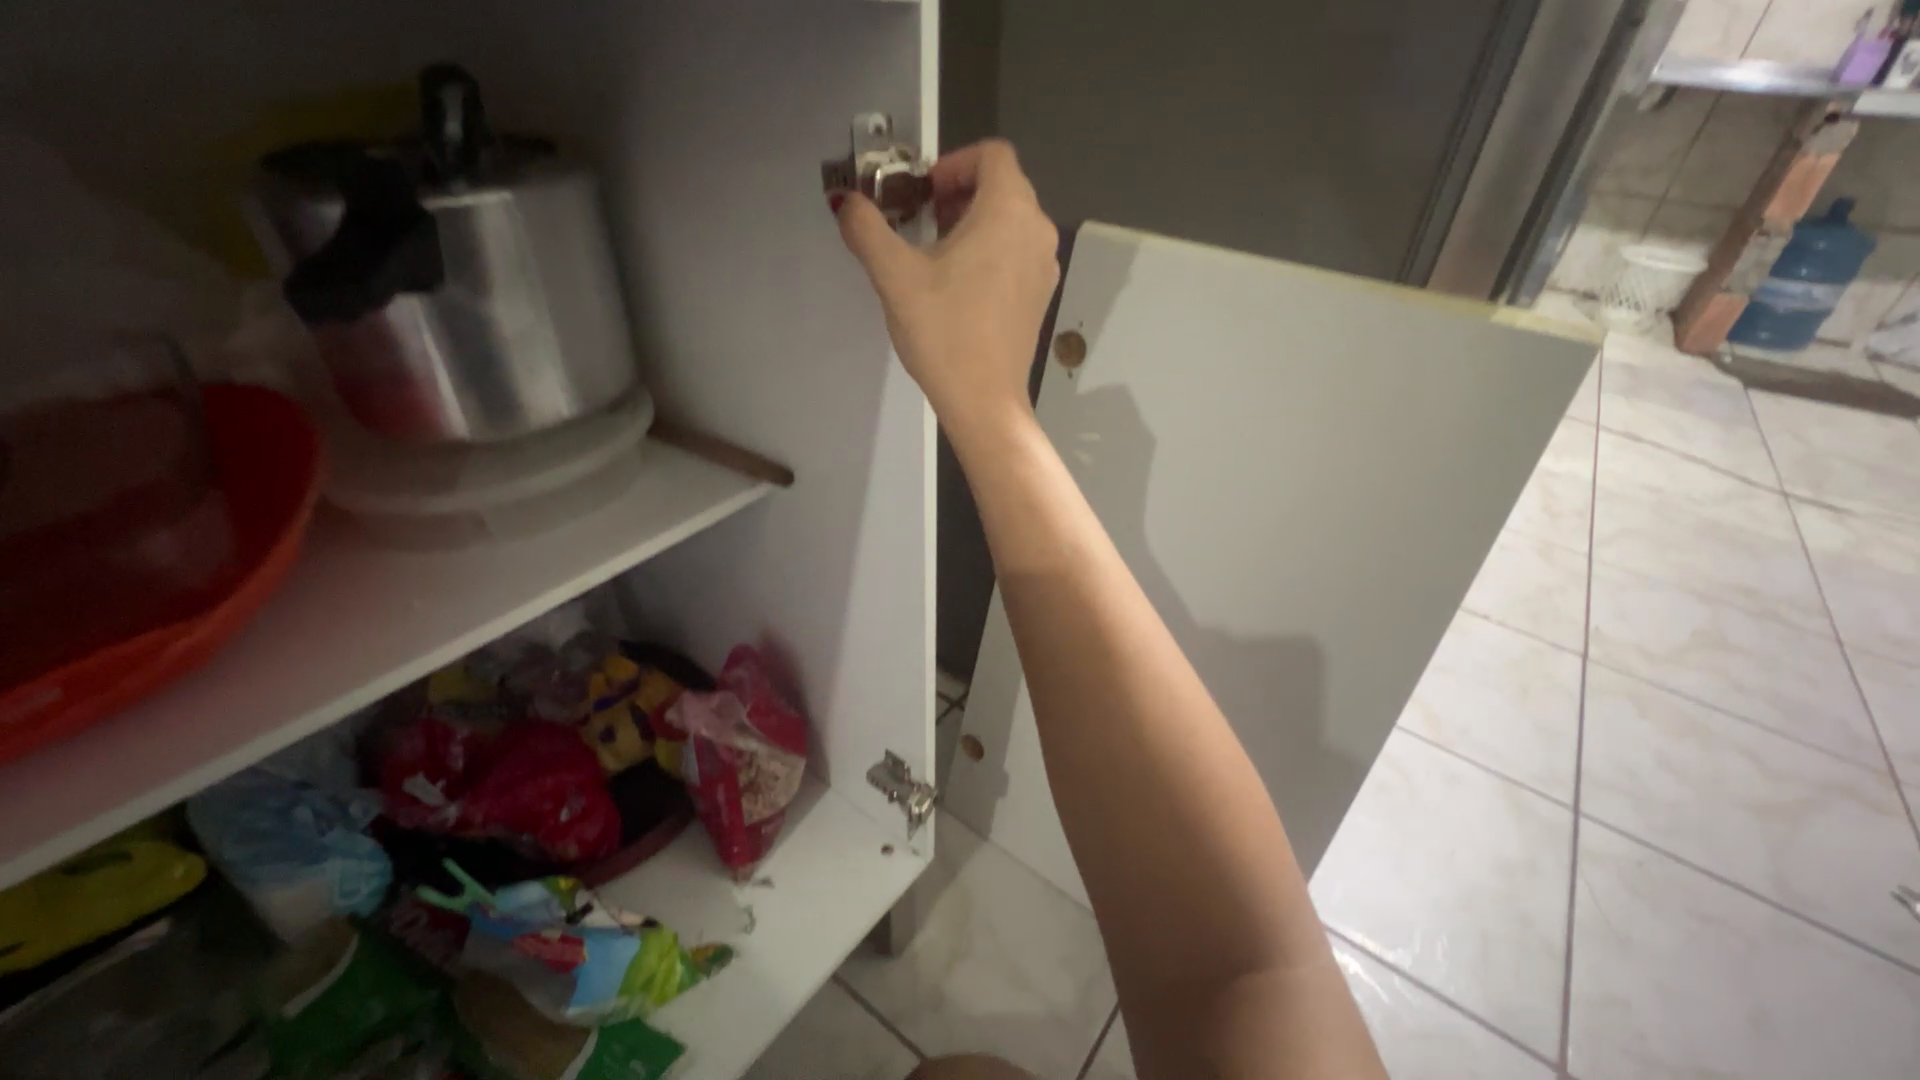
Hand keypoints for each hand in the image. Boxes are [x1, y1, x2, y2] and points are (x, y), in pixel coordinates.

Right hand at [836, 139, 1059, 436]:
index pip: (992, 155)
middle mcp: (1037, 230)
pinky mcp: (1041, 295)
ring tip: (936, 253)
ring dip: (973, 222)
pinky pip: (1017, 252)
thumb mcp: (894, 276)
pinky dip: (990, 250)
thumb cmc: (943, 332)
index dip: (953, 162)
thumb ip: (866, 228)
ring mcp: (1045, 265)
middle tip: (922, 219)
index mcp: (1009, 211)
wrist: (984, 400)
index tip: (922, 192)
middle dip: (959, 192)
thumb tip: (846, 203)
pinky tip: (959, 285)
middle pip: (1003, 186)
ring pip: (1011, 221)